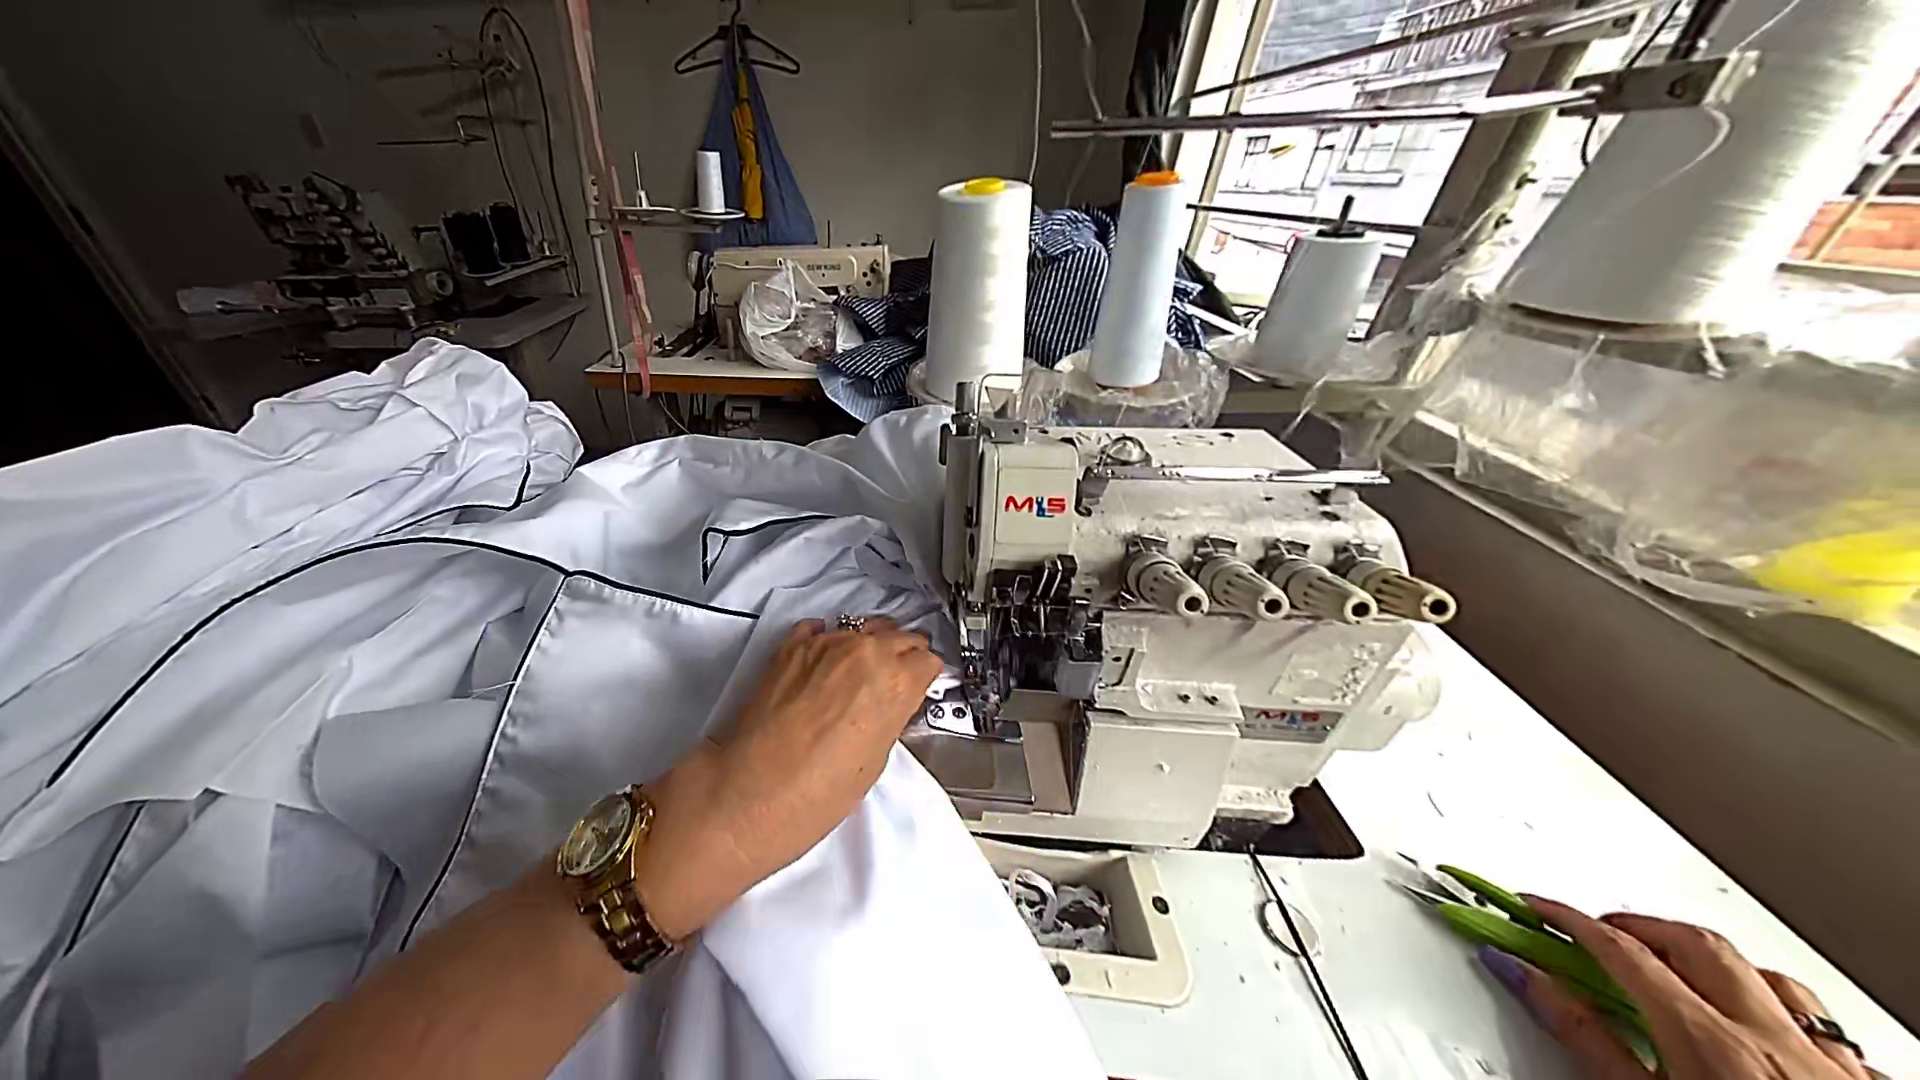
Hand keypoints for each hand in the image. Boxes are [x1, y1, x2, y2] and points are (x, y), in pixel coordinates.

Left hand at [631, 617, 941, 938]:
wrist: (747, 794)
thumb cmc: (810, 793)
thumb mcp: (877, 758)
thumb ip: (892, 716)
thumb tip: (893, 704)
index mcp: (896, 681)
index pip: (928, 659)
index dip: (925, 674)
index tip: (920, 682)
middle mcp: (864, 653)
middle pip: (901, 635)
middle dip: (903, 654)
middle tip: (896, 676)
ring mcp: (826, 645)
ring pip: (864, 627)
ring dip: (869, 645)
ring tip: (860, 672)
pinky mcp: (792, 646)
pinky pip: (822, 629)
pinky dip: (828, 641)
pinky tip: (826, 664)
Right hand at [1479, 897, 1870, 1079]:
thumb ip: (1585, 1036)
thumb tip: (1528, 978)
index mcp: (1711, 1042)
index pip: (1619, 949)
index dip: (1568, 920)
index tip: (1538, 909)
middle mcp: (1776, 1043)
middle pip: (1694, 944)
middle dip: (1636, 927)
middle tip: (1596, 931)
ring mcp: (1833, 1069)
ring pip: (1768, 978)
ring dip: (1708, 960)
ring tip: (1674, 966)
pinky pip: (1826, 1030)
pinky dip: (1778, 1010)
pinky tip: (1761, 1026)